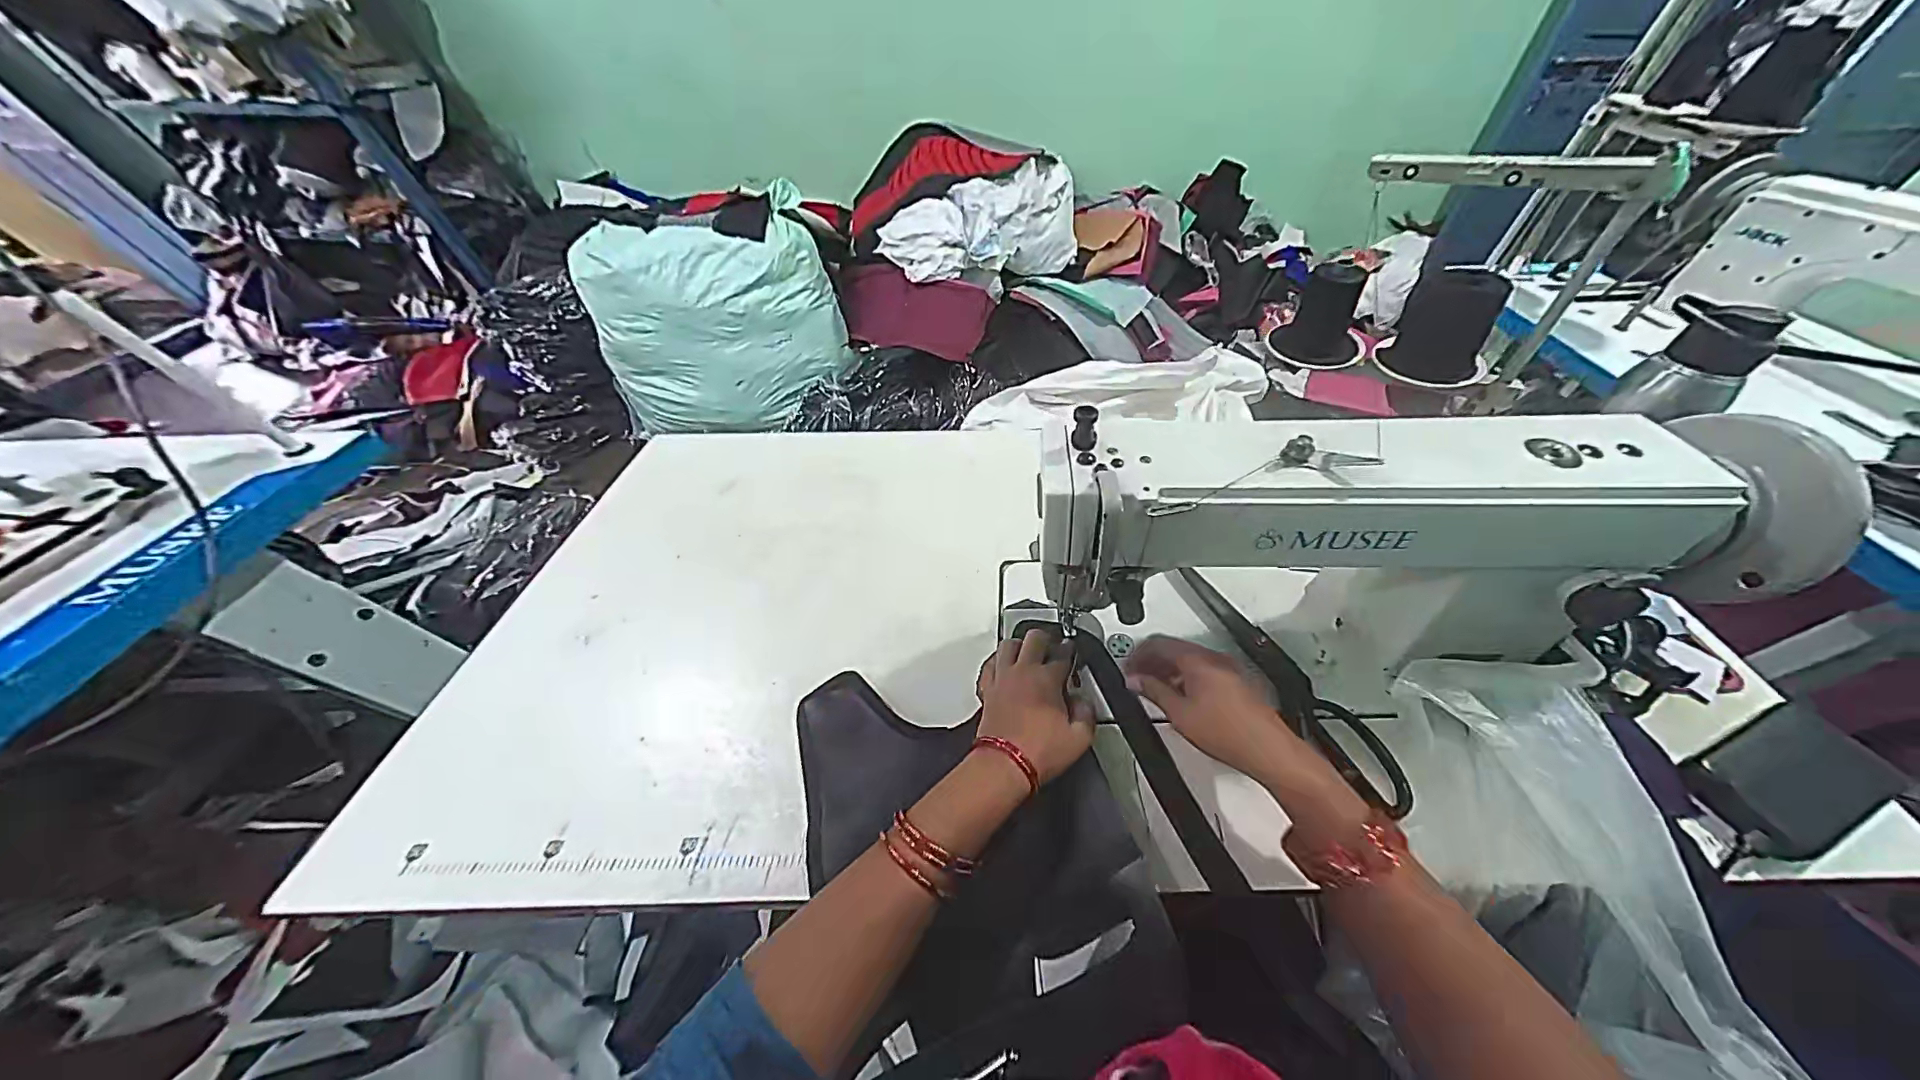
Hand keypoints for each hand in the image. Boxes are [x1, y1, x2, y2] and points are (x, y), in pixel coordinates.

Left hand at [975, 628, 1094, 785]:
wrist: (1004, 764)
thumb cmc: (1037, 751)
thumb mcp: (1079, 738)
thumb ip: (1087, 714)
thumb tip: (1084, 704)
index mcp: (1048, 679)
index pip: (1063, 654)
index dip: (1071, 652)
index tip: (1073, 654)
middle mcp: (1023, 672)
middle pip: (1034, 638)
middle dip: (1047, 638)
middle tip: (1052, 645)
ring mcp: (1003, 679)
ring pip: (1008, 644)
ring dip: (1020, 644)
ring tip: (1028, 650)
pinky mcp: (988, 690)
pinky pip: (990, 664)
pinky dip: (998, 661)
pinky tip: (1003, 666)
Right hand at [1122, 635, 1318, 789]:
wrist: (1268, 750)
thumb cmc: (1231, 733)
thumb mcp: (1179, 714)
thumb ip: (1153, 692)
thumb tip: (1137, 681)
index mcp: (1198, 660)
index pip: (1158, 644)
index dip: (1137, 654)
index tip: (1127, 667)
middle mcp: (1215, 659)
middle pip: (1174, 649)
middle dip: (1151, 662)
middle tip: (1136, 677)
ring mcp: (1228, 669)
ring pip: (1188, 660)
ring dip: (1168, 670)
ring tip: (1154, 689)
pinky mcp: (1236, 682)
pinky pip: (1203, 670)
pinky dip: (1185, 678)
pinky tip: (1179, 697)